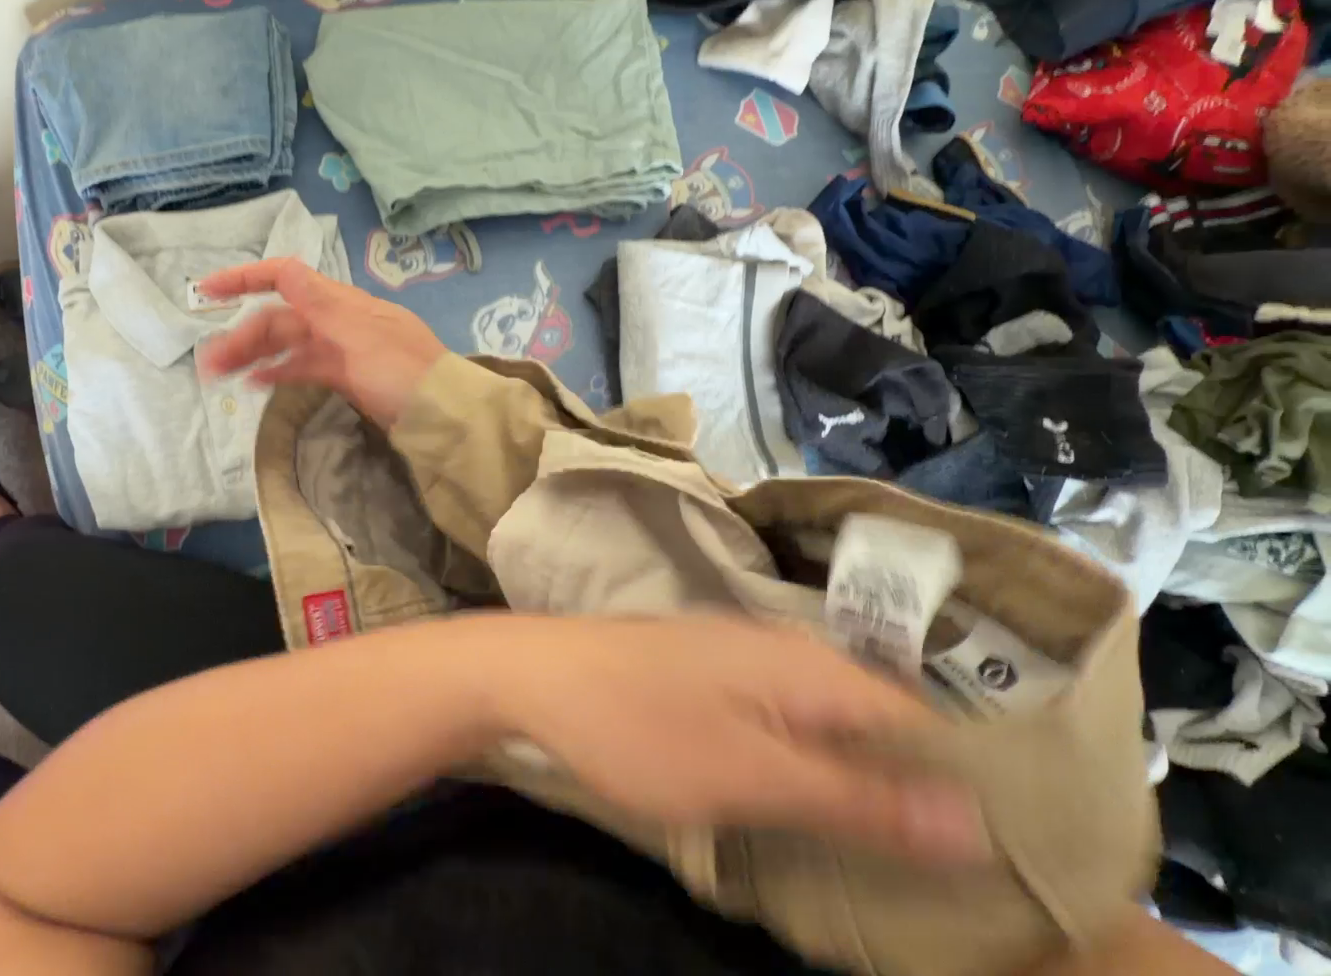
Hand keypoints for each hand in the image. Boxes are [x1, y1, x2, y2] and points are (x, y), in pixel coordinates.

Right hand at [196, 258, 448, 428]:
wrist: (441, 412)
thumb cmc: (402, 370)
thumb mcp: (360, 335)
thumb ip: (319, 305)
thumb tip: (285, 270)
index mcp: (339, 302)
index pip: (285, 277)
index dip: (244, 279)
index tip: (206, 290)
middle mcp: (336, 319)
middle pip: (279, 318)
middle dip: (242, 335)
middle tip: (208, 364)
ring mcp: (341, 348)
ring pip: (287, 345)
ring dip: (254, 356)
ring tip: (220, 376)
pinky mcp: (345, 376)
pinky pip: (303, 367)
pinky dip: (279, 372)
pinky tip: (255, 383)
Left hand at [475, 614, 988, 863]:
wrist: (530, 676)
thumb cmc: (638, 728)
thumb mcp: (750, 776)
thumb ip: (858, 797)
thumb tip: (977, 823)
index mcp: (818, 668)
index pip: (931, 727)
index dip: (965, 792)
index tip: (991, 862)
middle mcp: (791, 649)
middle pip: (880, 723)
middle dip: (907, 790)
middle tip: (933, 871)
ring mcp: (743, 654)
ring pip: (827, 720)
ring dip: (850, 778)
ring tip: (873, 849)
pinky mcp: (706, 669)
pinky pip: (781, 715)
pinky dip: (799, 757)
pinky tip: (793, 796)